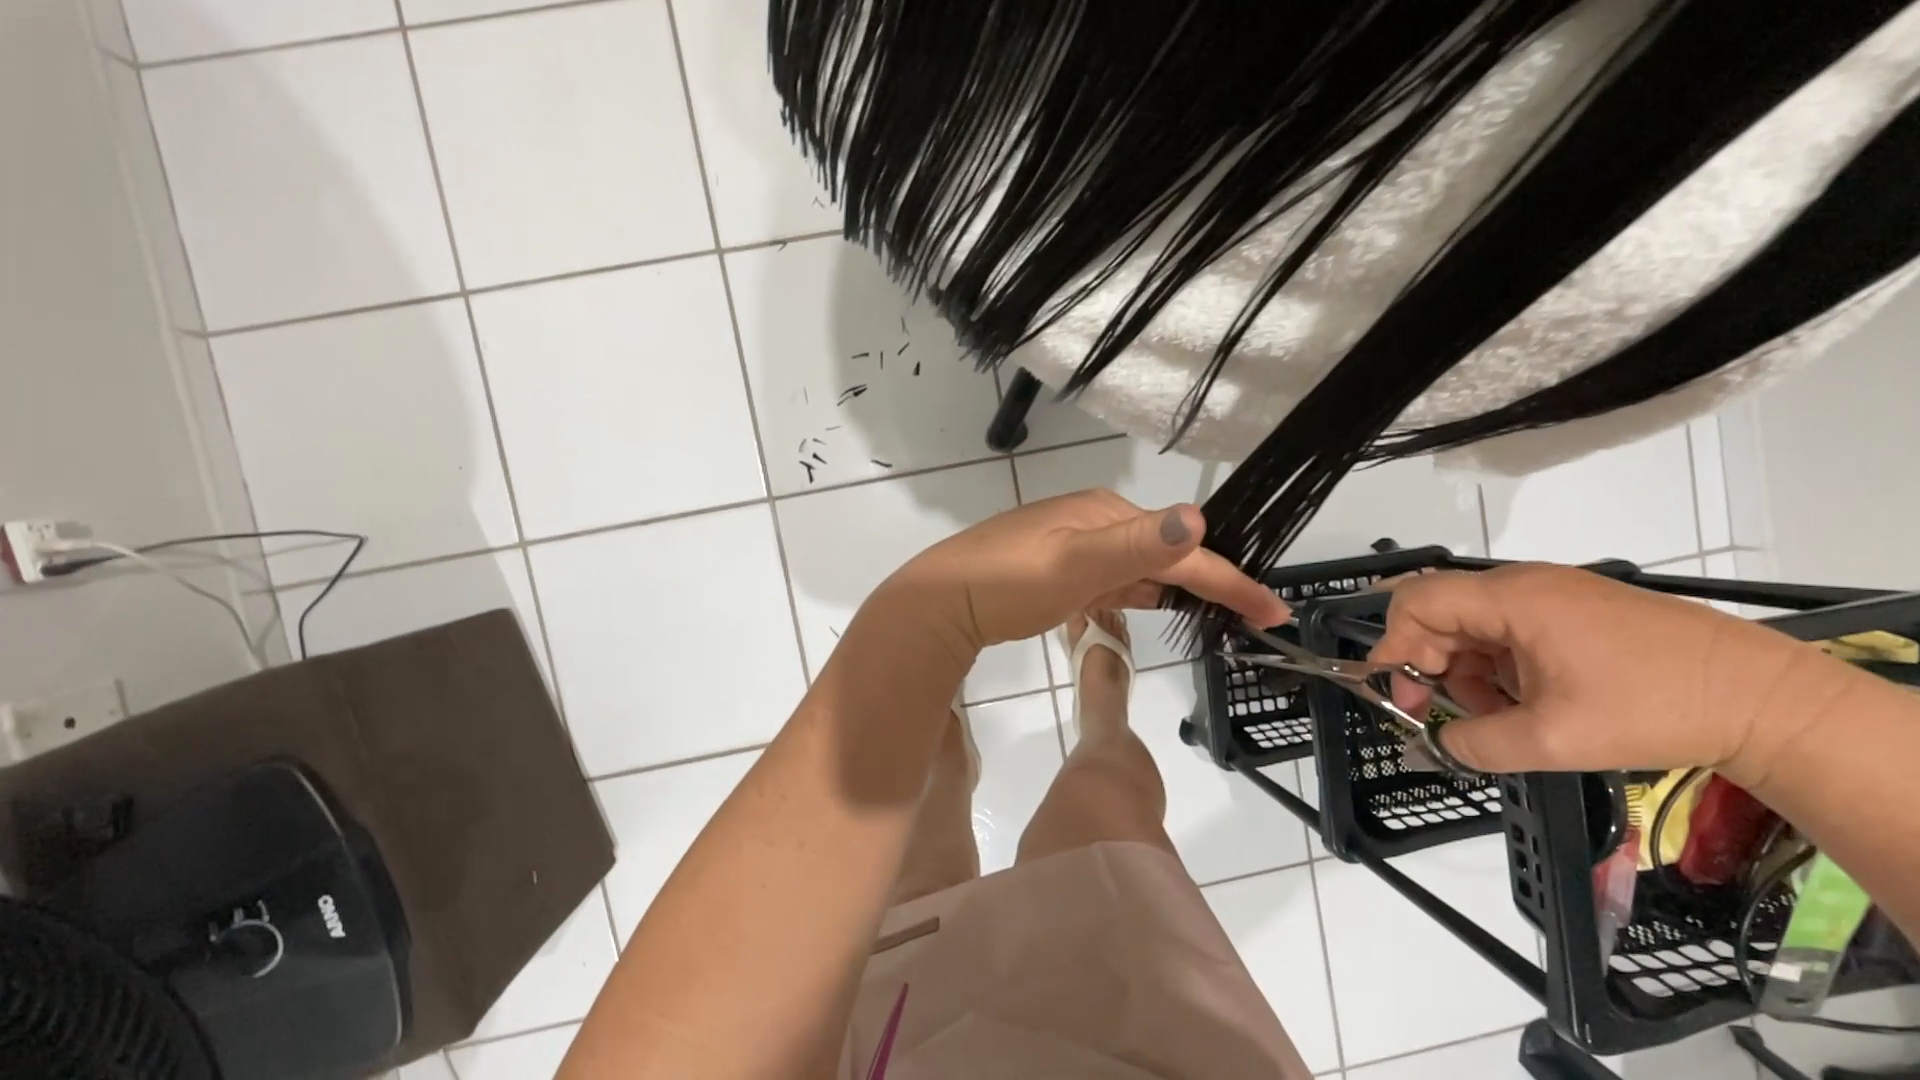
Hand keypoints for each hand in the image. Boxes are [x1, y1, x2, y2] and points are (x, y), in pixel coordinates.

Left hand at [879, 489, 1289, 653]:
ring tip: (1216, 613)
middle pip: (1165, 554)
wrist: (939, 602)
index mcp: (1105, 514)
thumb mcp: (1075, 564)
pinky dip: (1137, 593)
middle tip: (1253, 614)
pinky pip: (1112, 580)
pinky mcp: (1055, 571)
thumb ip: (1138, 545)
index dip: (1230, 580)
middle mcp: (1093, 521)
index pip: (1182, 548)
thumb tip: (1198, 519)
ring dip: (1176, 588)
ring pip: (1139, 568)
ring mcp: (1072, 545)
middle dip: (1210, 582)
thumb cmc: (1007, 583)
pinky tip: (1147, 606)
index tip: (1273, 611)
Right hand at [1368, 563, 1853, 783]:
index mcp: (1512, 599)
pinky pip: (1512, 633)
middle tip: (1441, 715)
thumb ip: (1476, 743)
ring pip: (1476, 627)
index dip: (1393, 646)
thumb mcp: (1551, 739)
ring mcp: (1557, 597)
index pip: (1416, 601)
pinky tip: (1526, 704)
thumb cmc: (1653, 709)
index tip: (1400, 695)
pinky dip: (1502, 668)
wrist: (1765, 701)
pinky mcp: (1580, 614)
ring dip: (1468, 672)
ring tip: (1496, 718)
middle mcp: (1527, 586)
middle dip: (1429, 665)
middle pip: (1442, 613)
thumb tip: (1443, 743)